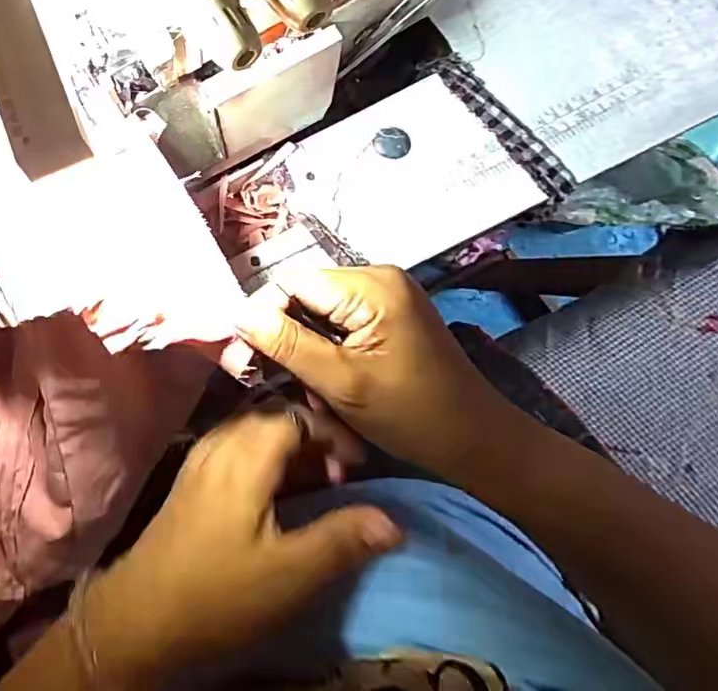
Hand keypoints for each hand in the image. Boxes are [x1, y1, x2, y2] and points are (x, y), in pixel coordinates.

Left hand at [77, 409, 402, 683]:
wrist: (143, 612)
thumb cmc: (221, 590)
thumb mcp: (291, 572)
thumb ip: (343, 539)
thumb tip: (394, 521)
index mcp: (245, 452)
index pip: (297, 414)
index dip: (333, 433)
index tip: (359, 466)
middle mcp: (221, 440)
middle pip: (276, 416)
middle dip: (314, 438)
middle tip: (340, 478)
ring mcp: (203, 454)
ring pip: (256, 429)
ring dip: (291, 448)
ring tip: (316, 485)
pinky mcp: (194, 473)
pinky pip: (238, 444)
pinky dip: (267, 456)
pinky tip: (278, 492)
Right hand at [235, 266, 517, 477]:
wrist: (477, 441)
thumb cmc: (414, 416)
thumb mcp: (342, 383)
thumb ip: (288, 344)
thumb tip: (239, 313)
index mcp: (371, 285)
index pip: (291, 284)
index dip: (261, 317)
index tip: (240, 358)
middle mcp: (377, 276)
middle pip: (303, 296)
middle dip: (283, 338)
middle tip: (261, 378)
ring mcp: (384, 293)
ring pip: (317, 311)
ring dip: (302, 349)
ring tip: (304, 391)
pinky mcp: (387, 312)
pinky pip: (337, 321)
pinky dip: (324, 350)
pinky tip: (324, 382)